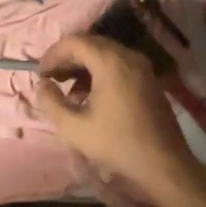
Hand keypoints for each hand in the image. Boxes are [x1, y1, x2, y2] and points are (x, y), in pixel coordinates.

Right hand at [36, 36, 205, 200]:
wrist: (164, 164)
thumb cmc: (117, 144)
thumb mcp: (74, 128)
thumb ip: (51, 102)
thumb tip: (42, 84)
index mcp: (111, 62)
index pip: (74, 42)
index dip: (53, 54)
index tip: (40, 74)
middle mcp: (128, 56)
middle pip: (90, 44)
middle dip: (67, 58)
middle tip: (51, 79)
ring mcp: (142, 66)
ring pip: (105, 53)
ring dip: (83, 66)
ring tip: (69, 91)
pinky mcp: (149, 79)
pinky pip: (119, 64)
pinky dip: (100, 72)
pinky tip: (92, 96)